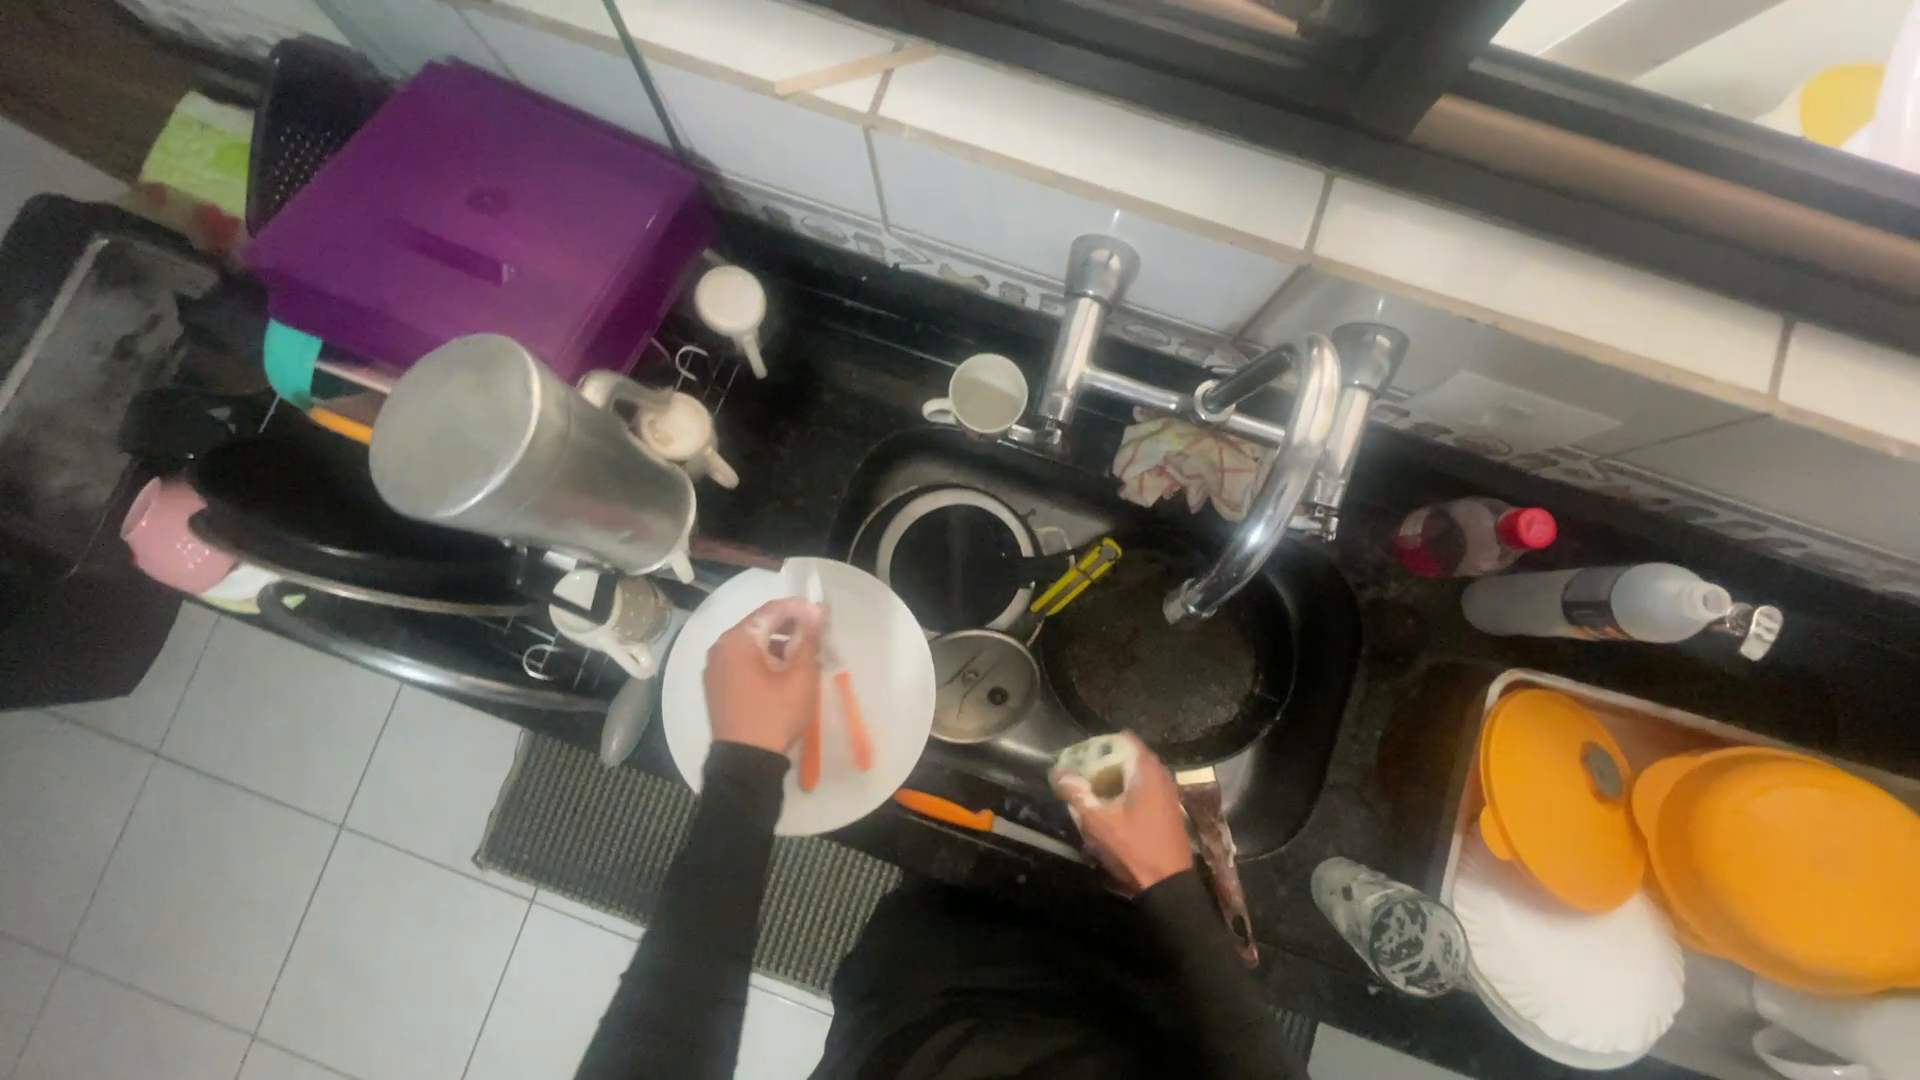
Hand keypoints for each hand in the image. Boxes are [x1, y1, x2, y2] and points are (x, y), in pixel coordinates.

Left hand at [704, 597, 822, 754]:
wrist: (746, 764)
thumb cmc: (775, 715)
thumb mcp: (800, 676)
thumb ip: (808, 638)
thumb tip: (816, 611)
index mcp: (737, 640)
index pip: (773, 610)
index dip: (801, 608)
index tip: (824, 615)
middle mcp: (720, 648)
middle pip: (761, 625)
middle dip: (791, 627)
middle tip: (819, 636)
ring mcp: (715, 668)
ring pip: (753, 644)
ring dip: (780, 644)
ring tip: (807, 656)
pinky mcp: (718, 685)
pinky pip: (744, 661)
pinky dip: (766, 660)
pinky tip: (786, 672)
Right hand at [1051, 732, 1191, 892]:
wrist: (1169, 885)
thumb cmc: (1134, 847)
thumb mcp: (1099, 822)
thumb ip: (1077, 794)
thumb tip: (1058, 773)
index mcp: (1146, 772)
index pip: (1125, 740)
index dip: (1102, 743)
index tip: (1083, 754)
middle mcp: (1162, 776)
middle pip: (1132, 755)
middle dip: (1108, 760)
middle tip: (1085, 771)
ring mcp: (1169, 793)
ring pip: (1140, 773)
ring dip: (1119, 776)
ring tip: (1095, 788)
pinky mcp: (1170, 809)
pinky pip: (1147, 787)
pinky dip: (1130, 789)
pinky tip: (1114, 805)